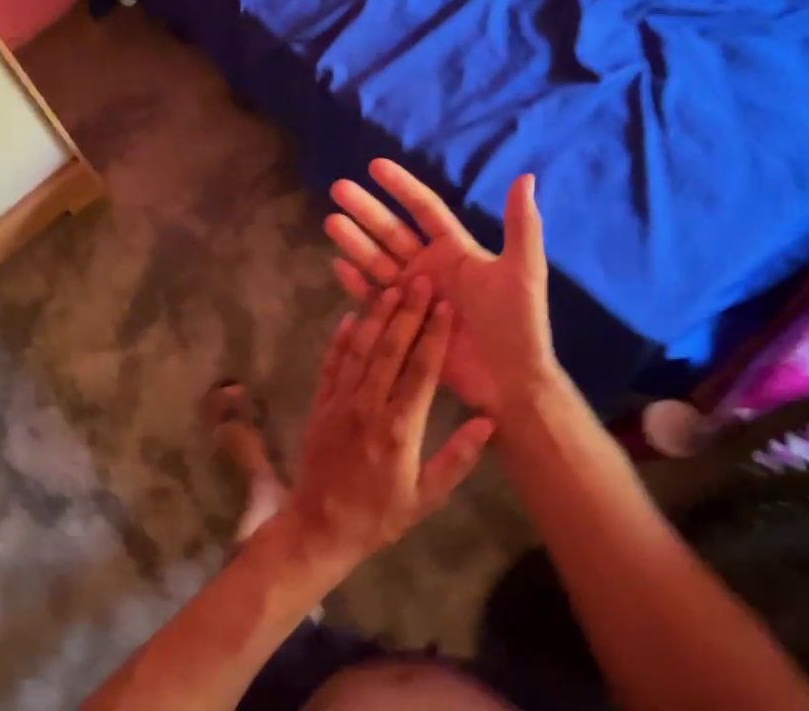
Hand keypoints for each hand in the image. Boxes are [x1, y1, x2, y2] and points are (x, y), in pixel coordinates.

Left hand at [283, 279, 496, 563]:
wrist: (320, 528)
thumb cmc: (379, 517)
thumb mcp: (426, 498)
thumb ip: (457, 459)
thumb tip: (488, 422)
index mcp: (399, 429)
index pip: (422, 371)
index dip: (435, 336)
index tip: (446, 306)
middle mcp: (368, 407)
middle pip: (390, 349)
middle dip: (407, 312)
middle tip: (420, 280)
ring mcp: (339, 403)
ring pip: (359, 350)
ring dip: (375, 317)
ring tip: (392, 288)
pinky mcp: (319, 405)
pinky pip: (331, 365)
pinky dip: (340, 340)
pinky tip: (349, 317)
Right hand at [325, 161, 557, 413]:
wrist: (509, 380)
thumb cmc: (517, 323)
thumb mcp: (524, 270)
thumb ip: (522, 224)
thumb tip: (526, 177)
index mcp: (455, 251)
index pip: (423, 209)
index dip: (401, 186)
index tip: (375, 165)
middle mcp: (429, 267)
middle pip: (391, 230)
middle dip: (365, 209)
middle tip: (338, 188)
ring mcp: (412, 295)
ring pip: (376, 260)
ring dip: (354, 241)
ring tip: (331, 221)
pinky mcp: (401, 322)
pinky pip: (373, 298)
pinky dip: (356, 283)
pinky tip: (337, 265)